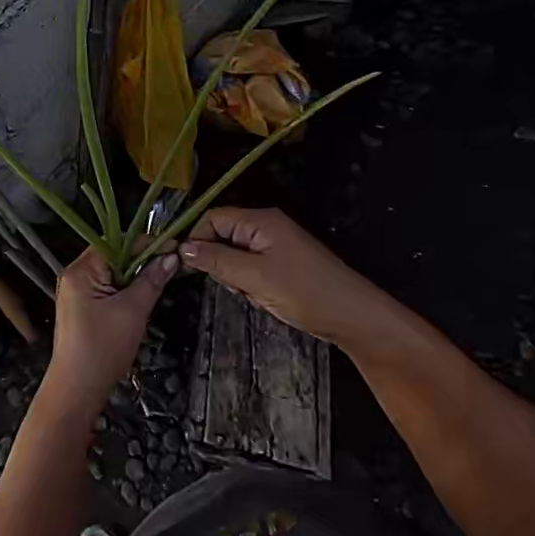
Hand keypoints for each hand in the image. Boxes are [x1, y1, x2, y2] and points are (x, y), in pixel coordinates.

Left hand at [44, 247, 177, 414]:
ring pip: (111, 273)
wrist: (77, 389)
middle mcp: (74, 275)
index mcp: (81, 270)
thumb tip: (171, 257)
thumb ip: (152, 280)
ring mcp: (76, 292)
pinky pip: (106, 288)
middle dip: (141, 260)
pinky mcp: (81, 308)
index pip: (116, 242)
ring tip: (159, 280)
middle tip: (170, 265)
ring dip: (135, 276)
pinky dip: (125, 290)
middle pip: (113, 255)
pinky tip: (141, 298)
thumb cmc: (102, 348)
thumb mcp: (133, 310)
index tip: (174, 248)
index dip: (146, 243)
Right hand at [178, 207, 381, 346]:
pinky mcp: (280, 265)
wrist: (353, 317)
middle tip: (235, 284)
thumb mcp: (254, 277)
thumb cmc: (304, 292)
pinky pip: (249, 269)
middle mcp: (265, 227)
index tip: (185, 266)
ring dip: (235, 277)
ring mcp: (274, 246)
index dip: (196, 239)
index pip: (212, 218)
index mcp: (260, 221)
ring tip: (254, 293)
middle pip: (221, 236)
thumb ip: (215, 260)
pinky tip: (263, 298)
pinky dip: (249, 285)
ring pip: (233, 256)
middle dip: (219, 262)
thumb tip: (181, 248)